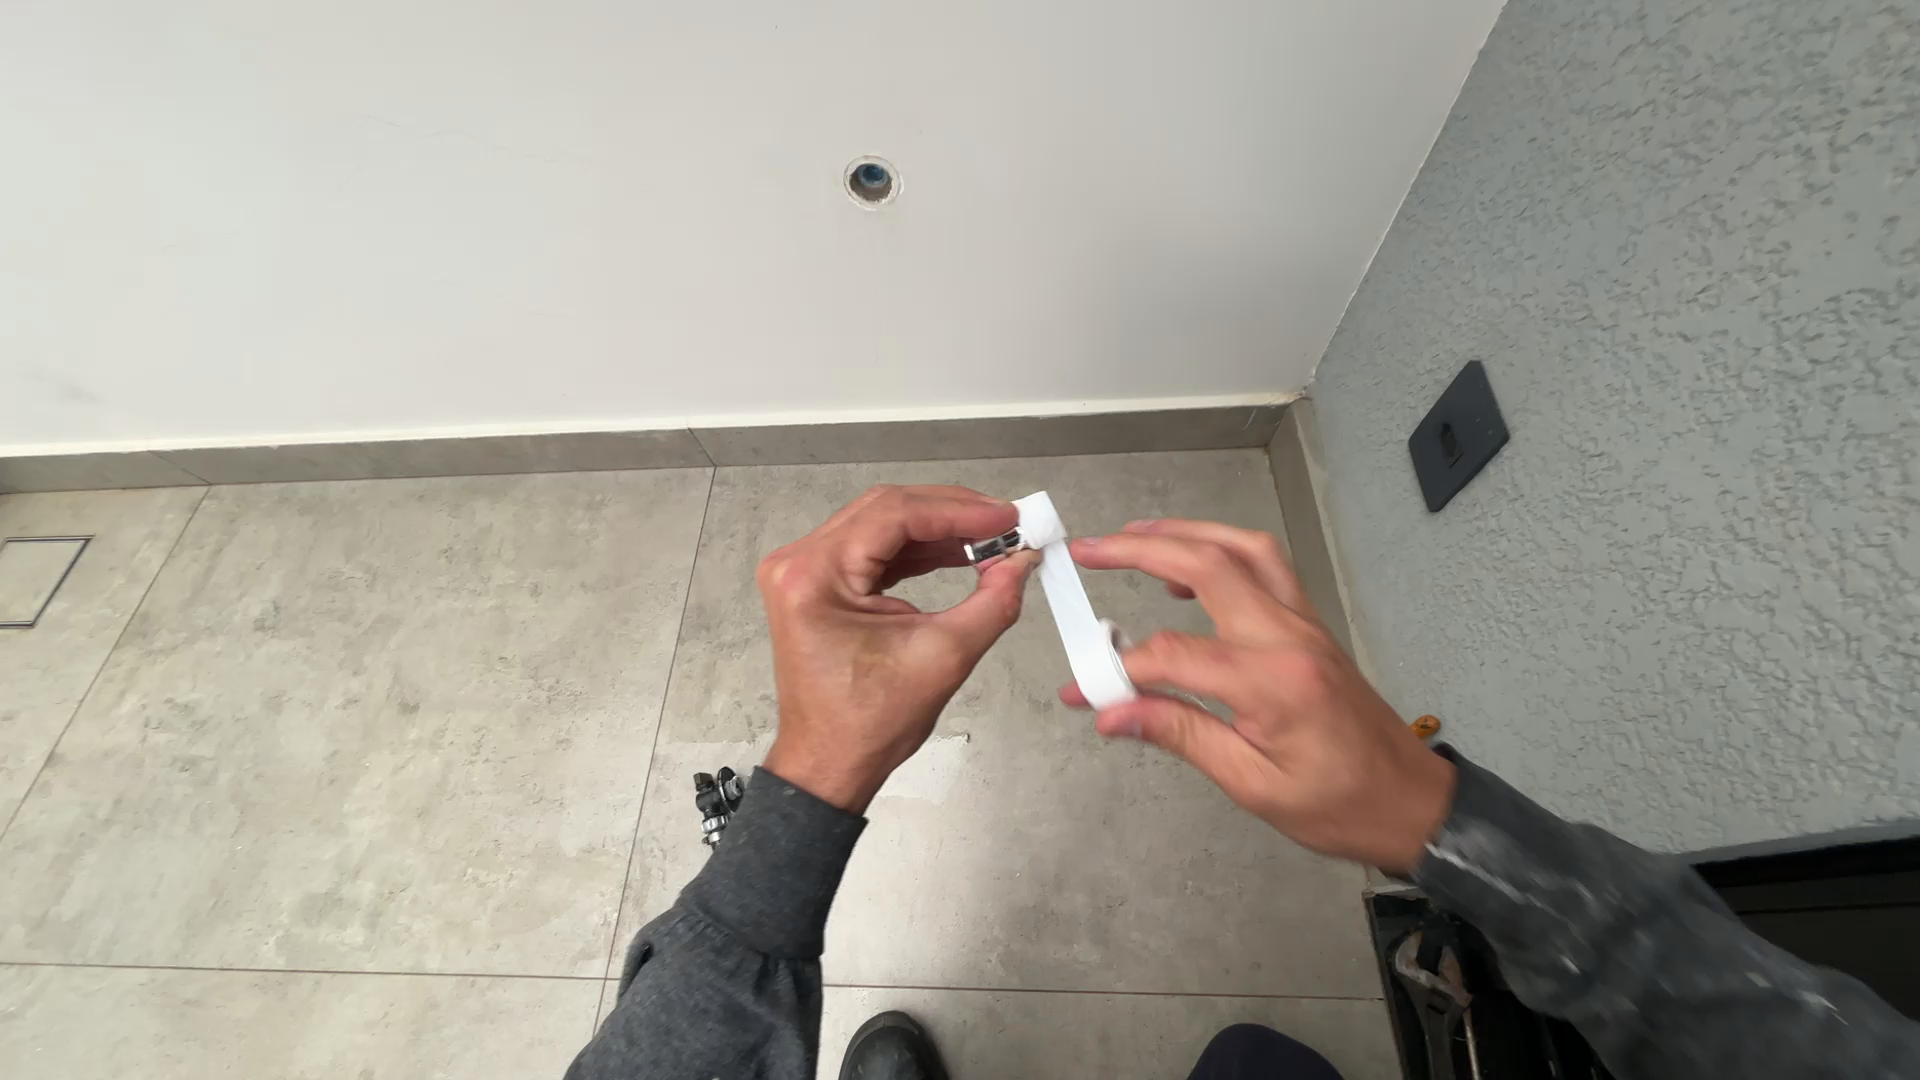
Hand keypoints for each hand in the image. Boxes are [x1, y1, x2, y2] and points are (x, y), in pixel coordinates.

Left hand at [759, 485, 1038, 813]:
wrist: (830, 764)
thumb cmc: (872, 723)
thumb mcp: (944, 658)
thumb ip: (993, 602)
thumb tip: (1024, 561)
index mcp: (815, 574)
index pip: (895, 515)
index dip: (958, 511)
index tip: (1008, 518)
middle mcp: (800, 561)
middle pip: (886, 510)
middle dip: (951, 513)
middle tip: (1004, 523)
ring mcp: (805, 570)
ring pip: (882, 525)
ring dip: (938, 529)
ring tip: (990, 538)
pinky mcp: (819, 583)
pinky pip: (874, 550)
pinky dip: (918, 550)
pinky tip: (959, 553)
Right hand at [1063, 519, 1454, 872]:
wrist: (1415, 803)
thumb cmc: (1337, 804)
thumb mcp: (1253, 785)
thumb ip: (1180, 734)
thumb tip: (1110, 714)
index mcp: (1273, 681)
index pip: (1175, 656)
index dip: (1119, 670)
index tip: (1080, 690)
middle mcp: (1287, 634)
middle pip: (1208, 564)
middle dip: (1141, 548)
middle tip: (1090, 549)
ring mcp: (1302, 620)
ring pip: (1241, 547)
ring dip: (1183, 532)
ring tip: (1132, 536)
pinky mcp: (1307, 621)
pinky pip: (1263, 563)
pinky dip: (1218, 549)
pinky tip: (1186, 568)